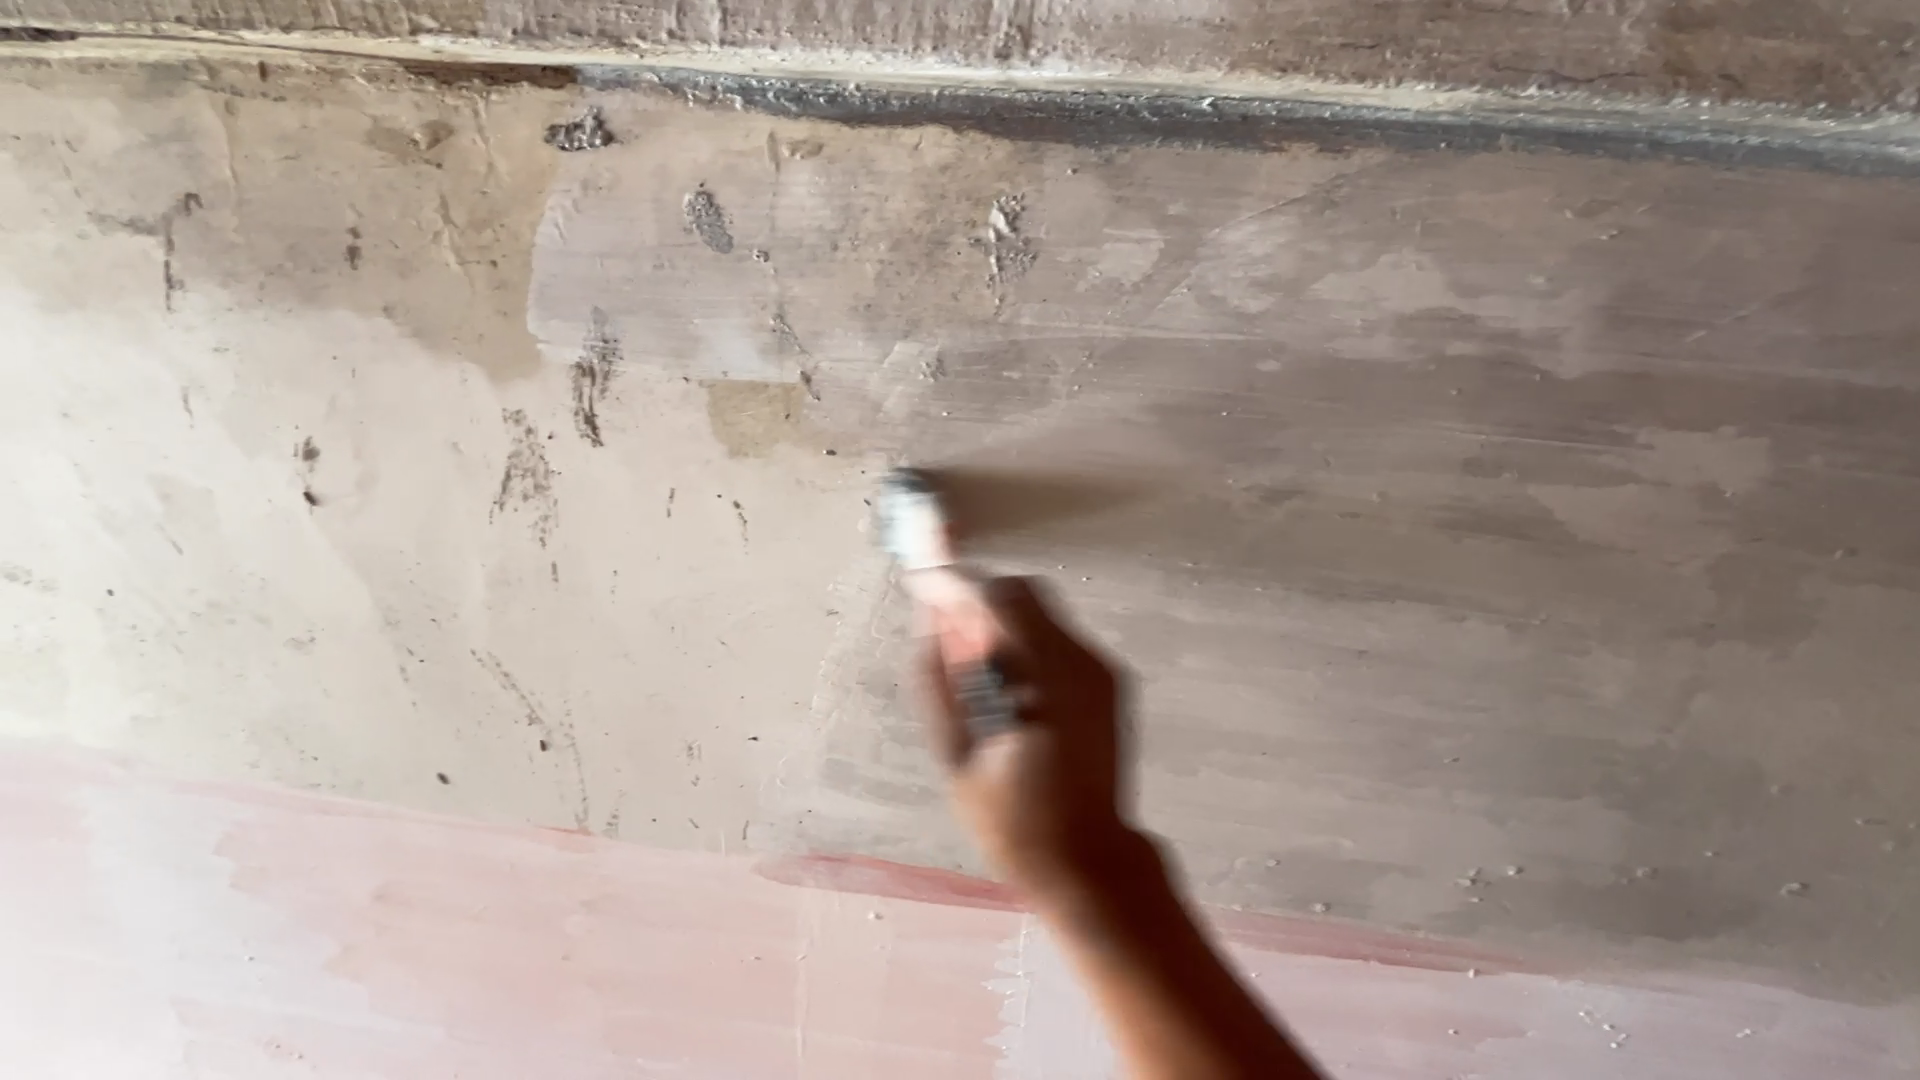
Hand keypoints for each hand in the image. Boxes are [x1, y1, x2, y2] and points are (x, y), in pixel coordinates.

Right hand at [915, 575, 1136, 901]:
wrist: (1089, 862)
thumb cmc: (1012, 820)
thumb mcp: (955, 754)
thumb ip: (937, 679)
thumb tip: (930, 620)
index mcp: (1041, 681)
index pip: (996, 600)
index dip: (954, 584)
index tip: (921, 583)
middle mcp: (1080, 662)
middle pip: (1023, 593)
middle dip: (978, 597)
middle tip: (943, 628)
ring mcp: (1100, 670)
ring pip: (1042, 611)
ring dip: (1000, 620)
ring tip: (970, 664)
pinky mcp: (1109, 682)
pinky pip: (1058, 639)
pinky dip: (1023, 642)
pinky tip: (1005, 685)